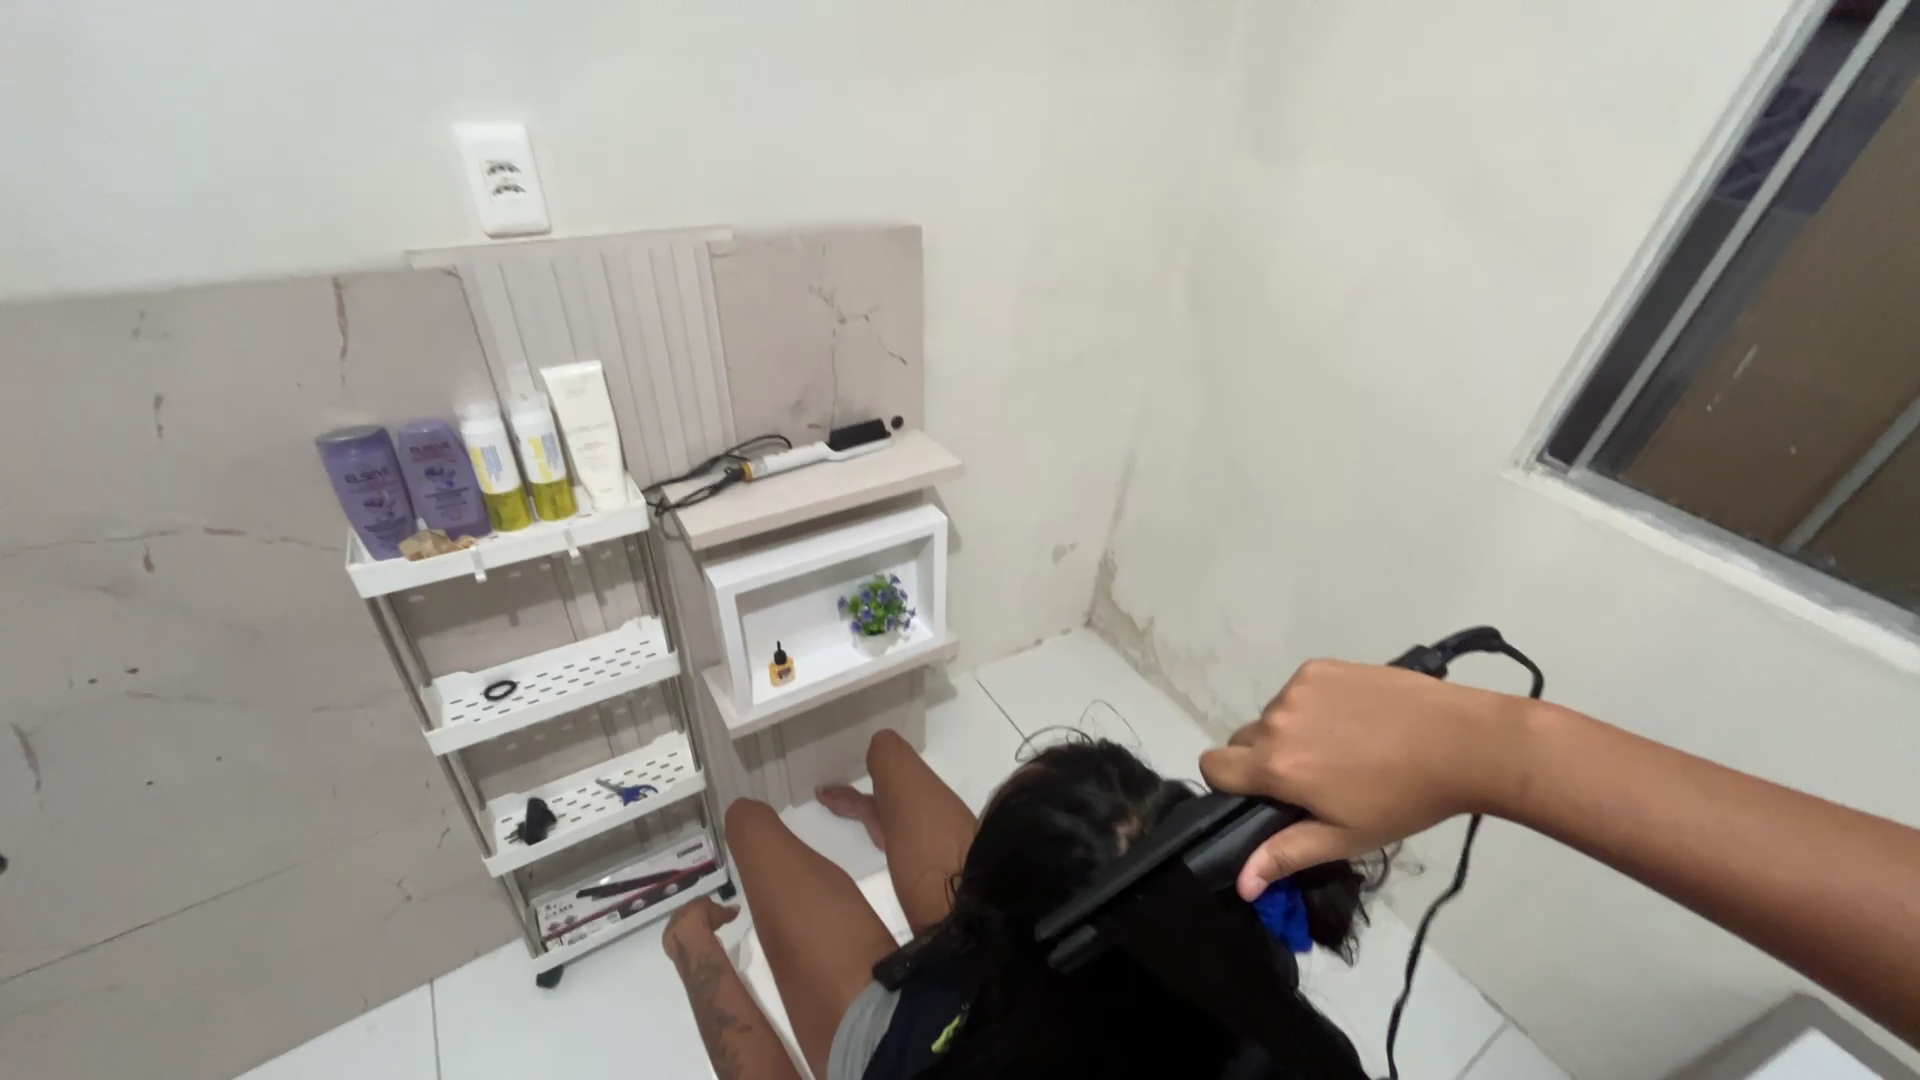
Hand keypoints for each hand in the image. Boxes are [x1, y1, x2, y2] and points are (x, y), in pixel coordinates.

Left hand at [664, 896, 739, 959]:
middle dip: (696, 919)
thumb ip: (727, 911)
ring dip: (687, 930)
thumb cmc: (707, 920)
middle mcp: (680, 911)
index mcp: (693, 902)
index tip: (714, 914)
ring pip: (680, 926)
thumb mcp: (721, 914)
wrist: (689, 935)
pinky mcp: (667, 940)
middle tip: (705, 925)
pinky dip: (682, 940)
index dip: (708, 908)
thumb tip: (737, 908)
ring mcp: (672, 926)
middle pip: (689, 914)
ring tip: (698, 937)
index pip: (700, 903)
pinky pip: (675, 938)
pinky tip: (689, 945)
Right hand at [1199, 659, 1535, 899]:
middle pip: (1243, 741)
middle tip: (1313, 777)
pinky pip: (1296, 691)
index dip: (1228, 783)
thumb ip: (1285, 854)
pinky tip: (1351, 718)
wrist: (1463, 742)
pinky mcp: (1318, 667)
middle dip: (1264, 759)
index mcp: (1275, 765)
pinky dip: (1312, 706)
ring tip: (1342, 746)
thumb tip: (1241, 885)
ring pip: (1272, 716)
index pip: (1212, 766)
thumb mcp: (1346, 836)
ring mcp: (1296, 689)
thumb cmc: (1404, 799)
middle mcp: (1275, 721)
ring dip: (1290, 732)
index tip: (1262, 795)